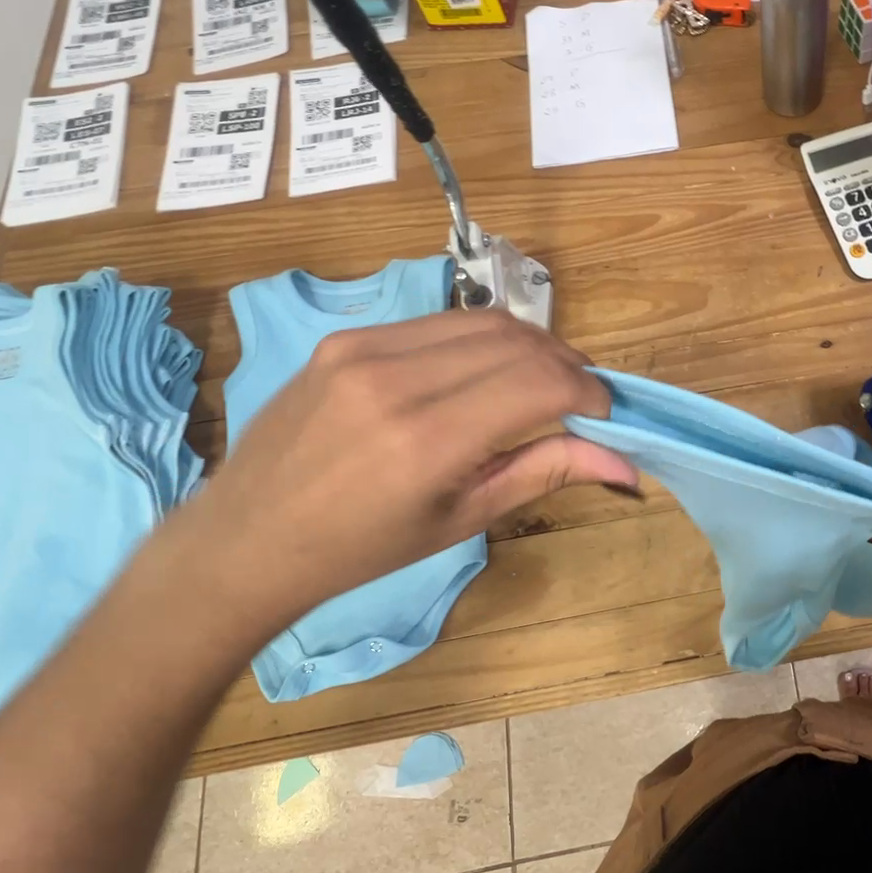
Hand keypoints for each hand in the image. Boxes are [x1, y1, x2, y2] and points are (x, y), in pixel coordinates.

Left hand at [176, 309, 637, 626]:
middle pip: (519, 342)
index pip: (540, 382)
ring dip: (530, 345)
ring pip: (483, 322)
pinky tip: (485, 371)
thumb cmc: (361, 550)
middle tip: (581, 397)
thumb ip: (545, 472)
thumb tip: (627, 465)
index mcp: (427, 440)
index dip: (588, 390)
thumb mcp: (462, 519)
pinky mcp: (346, 338)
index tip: (604, 412)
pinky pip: (439, 324)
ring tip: (543, 378)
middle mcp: (396, 380)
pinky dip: (482, 340)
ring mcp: (364, 350)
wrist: (244, 540)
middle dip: (566, 364)